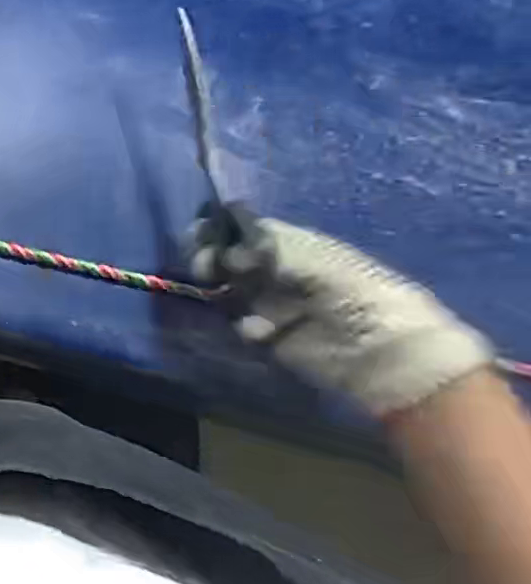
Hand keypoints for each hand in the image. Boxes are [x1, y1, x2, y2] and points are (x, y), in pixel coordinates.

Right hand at [194, 218, 492, 414]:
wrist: (381, 353)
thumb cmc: (358, 295)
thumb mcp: (315, 260)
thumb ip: (265, 247)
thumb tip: (225, 251)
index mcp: (301, 249)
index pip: (250, 231)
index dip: (224, 230)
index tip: (203, 232)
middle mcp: (282, 272)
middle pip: (230, 257)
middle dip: (212, 257)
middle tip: (205, 266)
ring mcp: (271, 302)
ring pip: (226, 285)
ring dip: (217, 286)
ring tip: (218, 292)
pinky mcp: (263, 331)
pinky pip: (235, 318)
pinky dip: (240, 321)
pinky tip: (257, 327)